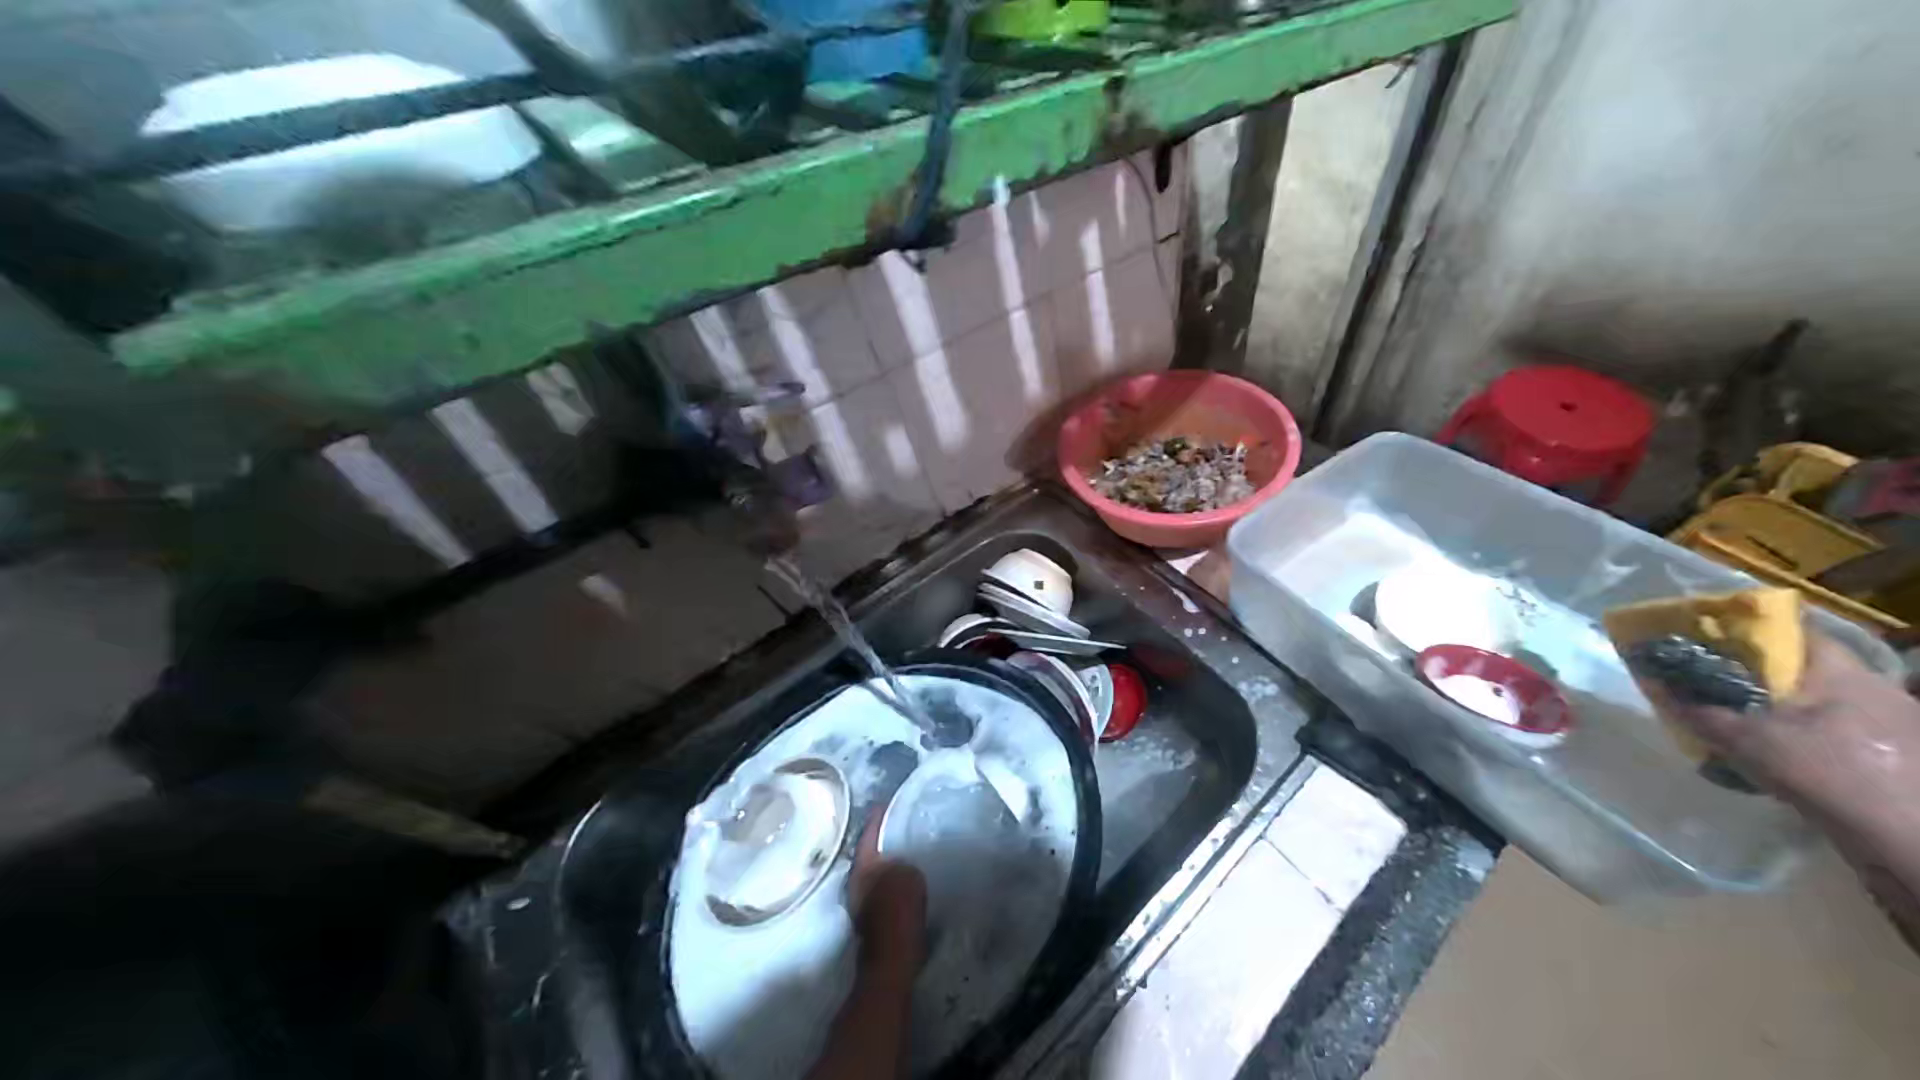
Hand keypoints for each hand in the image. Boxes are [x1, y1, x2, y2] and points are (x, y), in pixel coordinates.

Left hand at [848, 807, 927, 977]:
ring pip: (874, 871)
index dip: (879, 816)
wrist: (891, 961)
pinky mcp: (869, 918)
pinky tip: (905, 879)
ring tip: (906, 851)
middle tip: (901, 825)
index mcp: (863, 865)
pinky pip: (880, 888)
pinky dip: (890, 880)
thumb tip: (901, 858)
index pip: (870, 831)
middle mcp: (855, 880)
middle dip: (882, 839)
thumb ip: (903, 860)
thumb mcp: (910, 876)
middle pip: (869, 851)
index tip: (889, 802)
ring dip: (886, 861)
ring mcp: (859, 901)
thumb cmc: (899, 913)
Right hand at [1638, 635, 1919, 821]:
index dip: (1750, 630)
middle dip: (1763, 672)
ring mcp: (1896, 723)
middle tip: (1719, 681)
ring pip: (1824, 699)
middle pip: (1806, 667)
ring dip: (1785, 705)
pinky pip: (1842, 728)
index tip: (1712, 638)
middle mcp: (1877, 689)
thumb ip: (1695, 709)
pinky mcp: (1900, 754)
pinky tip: (1786, 751)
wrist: (1904, 838)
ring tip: (1746, 719)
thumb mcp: (1742, 739)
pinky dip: (1808, 732)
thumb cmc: (1821, 770)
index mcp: (1844, 673)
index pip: (1795, 631)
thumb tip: (1654, 685)